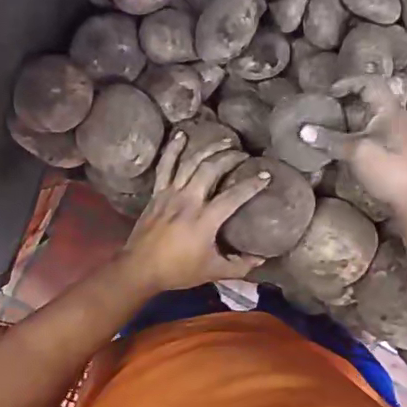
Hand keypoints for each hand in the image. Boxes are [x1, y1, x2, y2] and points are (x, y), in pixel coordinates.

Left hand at [116, 131, 267, 293]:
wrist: (140, 268)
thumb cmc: (178, 271)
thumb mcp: (213, 271)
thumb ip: (239, 266)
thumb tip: (262, 259)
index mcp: (205, 220)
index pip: (234, 196)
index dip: (252, 184)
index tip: (266, 175)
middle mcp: (188, 201)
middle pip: (212, 170)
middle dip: (230, 158)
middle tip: (244, 155)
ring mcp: (170, 193)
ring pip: (191, 163)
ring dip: (209, 149)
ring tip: (225, 141)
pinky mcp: (157, 192)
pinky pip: (165, 165)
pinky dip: (173, 149)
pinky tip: (182, 134)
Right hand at [301, 75, 406, 221]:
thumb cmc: (391, 170)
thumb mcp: (357, 152)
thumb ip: (330, 140)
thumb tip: (303, 130)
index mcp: (390, 110)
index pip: (370, 83)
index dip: (349, 82)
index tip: (329, 92)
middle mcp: (395, 119)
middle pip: (369, 100)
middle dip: (346, 102)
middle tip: (324, 109)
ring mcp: (396, 137)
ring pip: (369, 120)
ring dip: (349, 121)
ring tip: (328, 127)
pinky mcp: (394, 154)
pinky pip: (371, 136)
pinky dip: (354, 136)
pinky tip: (342, 147)